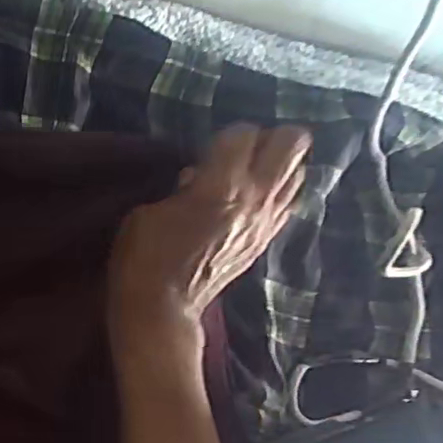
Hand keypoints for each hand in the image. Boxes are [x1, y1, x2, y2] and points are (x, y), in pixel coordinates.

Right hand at [108, 124, 308, 375]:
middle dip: (269, 139)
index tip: (207, 149)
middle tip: (242, 152)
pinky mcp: (266, 241)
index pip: (243, 133)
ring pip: (299, 171)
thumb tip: (197, 178)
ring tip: (249, 176)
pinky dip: (276, 195)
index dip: (224, 136)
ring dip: (278, 167)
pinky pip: (288, 204)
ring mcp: (267, 221)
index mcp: (221, 185)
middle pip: (293, 141)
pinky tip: (252, 203)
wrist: (161, 309)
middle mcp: (255, 197)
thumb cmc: (143, 259)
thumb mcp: (146, 213)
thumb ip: (179, 188)